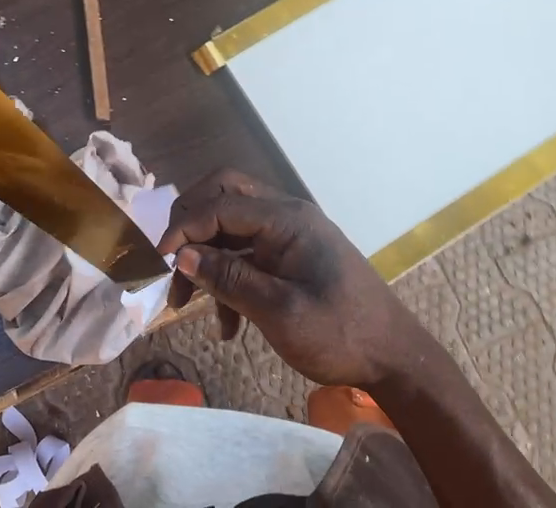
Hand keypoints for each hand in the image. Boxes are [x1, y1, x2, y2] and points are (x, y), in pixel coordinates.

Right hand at [158, 169, 425, 388]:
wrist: (395, 358)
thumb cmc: (340, 334)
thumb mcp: (280, 312)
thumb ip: (229, 280)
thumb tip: (181, 257)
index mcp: (286, 219)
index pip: (220, 204)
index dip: (184, 228)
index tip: (160, 263)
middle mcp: (285, 216)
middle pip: (224, 196)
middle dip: (190, 226)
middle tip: (171, 262)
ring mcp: (288, 236)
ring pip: (230, 227)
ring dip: (205, 259)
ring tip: (187, 305)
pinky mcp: (289, 258)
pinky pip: (245, 254)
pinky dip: (227, 280)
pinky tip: (226, 326)